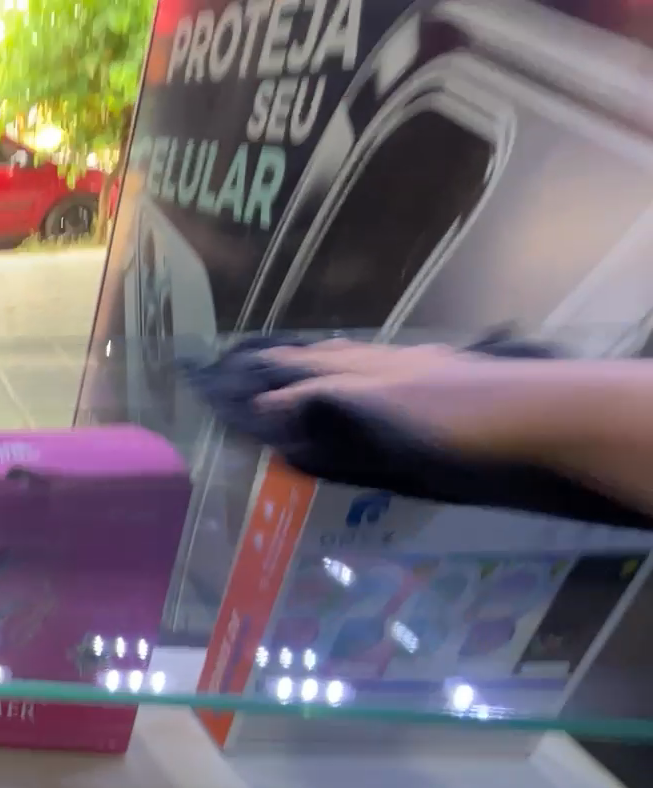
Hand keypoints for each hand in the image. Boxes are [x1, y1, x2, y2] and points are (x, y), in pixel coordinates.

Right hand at [254, 341, 557, 461]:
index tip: (251, 369)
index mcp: (372, 372)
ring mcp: (435, 368)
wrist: (553, 413)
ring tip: (328, 353)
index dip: (282, 370)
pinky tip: (399, 364)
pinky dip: (390, 362)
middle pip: (345, 355)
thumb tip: (265, 403)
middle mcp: (399, 362)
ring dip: (347, 355)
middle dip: (309, 356)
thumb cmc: (456, 417)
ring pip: (377, 355)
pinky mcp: (465, 378)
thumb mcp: (377, 409)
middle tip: (281, 354)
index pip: (314, 368)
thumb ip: (324, 400)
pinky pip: (411, 363)